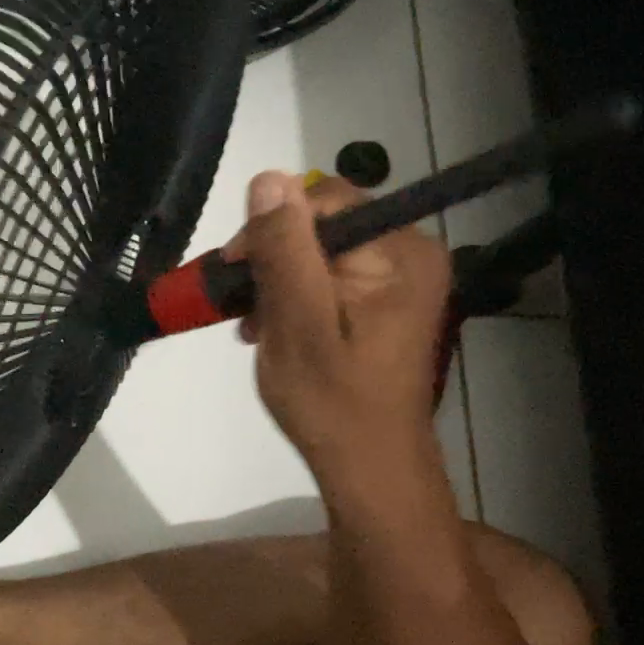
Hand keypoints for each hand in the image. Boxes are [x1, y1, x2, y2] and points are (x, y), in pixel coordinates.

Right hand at [230, 172, 451, 477]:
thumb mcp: (297, 323)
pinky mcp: (384, 303)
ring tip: (253, 326)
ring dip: (276, 282)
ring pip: (319, 252)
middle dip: (272, 259)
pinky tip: (273, 330)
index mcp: (399, 253)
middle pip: (322, 225)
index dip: (271, 228)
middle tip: (239, 307)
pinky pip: (329, 278)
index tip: (234, 272)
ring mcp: (399, 280)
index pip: (324, 202)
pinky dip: (293, 298)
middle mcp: (410, 254)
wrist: (368, 465)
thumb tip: (268, 179)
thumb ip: (284, 251)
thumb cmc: (331, 401)